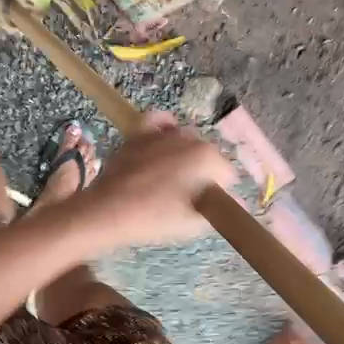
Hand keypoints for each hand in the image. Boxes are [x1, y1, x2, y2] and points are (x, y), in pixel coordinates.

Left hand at [76, 113, 233, 246]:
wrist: (107, 212)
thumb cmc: (153, 218)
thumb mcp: (193, 222)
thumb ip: (220, 209)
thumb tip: (237, 203)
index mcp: (207, 157)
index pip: (226, 173)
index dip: (218, 191)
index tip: (205, 205)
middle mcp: (189, 138)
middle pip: (206, 155)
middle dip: (201, 172)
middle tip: (186, 195)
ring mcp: (162, 133)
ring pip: (185, 141)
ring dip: (183, 155)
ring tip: (170, 178)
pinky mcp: (139, 133)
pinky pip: (159, 121)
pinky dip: (165, 127)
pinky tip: (164, 141)